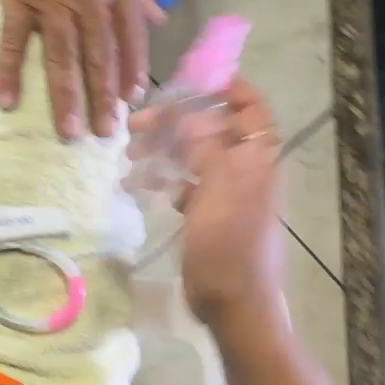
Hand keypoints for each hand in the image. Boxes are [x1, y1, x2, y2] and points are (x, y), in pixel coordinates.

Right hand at [0, 0, 163, 139]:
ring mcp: (49, 0)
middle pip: (98, 55)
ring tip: (67, 131)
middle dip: (102, 97)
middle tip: (104, 132)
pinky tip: (7, 101)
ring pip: (60, 56)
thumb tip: (158, 19)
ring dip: (65, 96)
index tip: (130, 102)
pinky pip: (12, 41)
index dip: (130, 71)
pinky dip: (8, 71)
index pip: (129, 37)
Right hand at [131, 79, 284, 322]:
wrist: (234, 304)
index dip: (228, 88)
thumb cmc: (227, 245)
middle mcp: (245, 169)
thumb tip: (191, 113)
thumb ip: (206, 145)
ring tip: (128, 157)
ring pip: (193, 156)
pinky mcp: (209, 215)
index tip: (189, 80)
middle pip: (211, 128)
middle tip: (135, 125)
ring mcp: (227, 192)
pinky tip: (137, 185)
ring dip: (162, 150)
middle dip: (175, 121)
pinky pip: (185, 185)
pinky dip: (162, 180)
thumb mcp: (218, 188)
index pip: (251, 108)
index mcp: (256, 158)